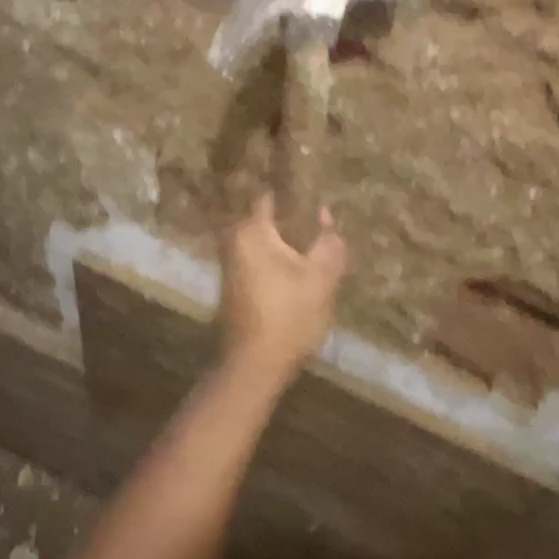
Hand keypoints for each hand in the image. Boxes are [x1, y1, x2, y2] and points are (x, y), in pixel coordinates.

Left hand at [217, 195, 347, 383]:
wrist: (255, 364)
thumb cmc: (289, 315)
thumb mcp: (322, 277)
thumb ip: (328, 242)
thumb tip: (324, 216)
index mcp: (251, 232)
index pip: (271, 196)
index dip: (295, 194)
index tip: (316, 195)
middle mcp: (234, 242)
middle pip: (267, 220)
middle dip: (293, 221)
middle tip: (322, 223)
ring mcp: (230, 266)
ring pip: (264, 243)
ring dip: (286, 244)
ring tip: (315, 246)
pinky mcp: (233, 287)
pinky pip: (259, 262)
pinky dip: (277, 262)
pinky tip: (299, 272)